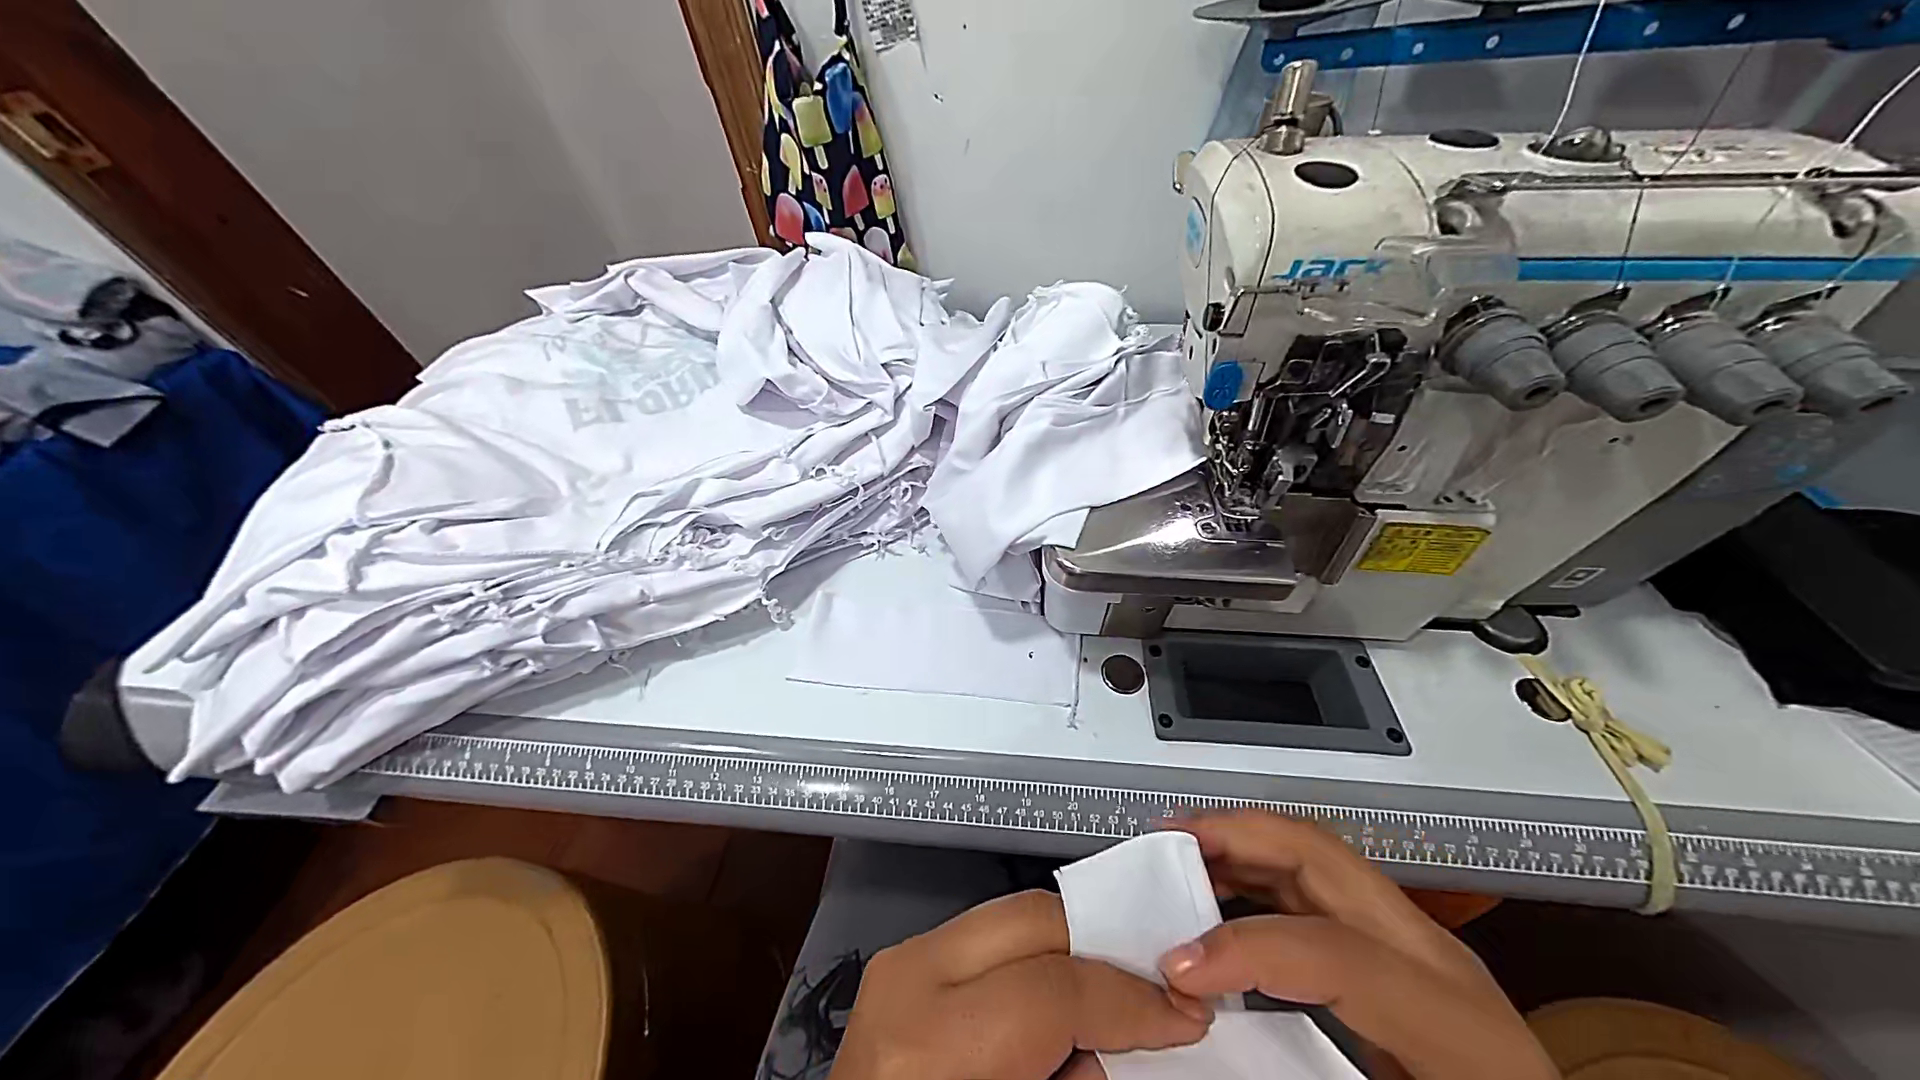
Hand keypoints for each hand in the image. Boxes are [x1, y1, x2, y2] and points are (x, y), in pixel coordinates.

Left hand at [830, 889, 1211, 1079]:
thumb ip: (1080, 1070)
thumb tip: (1127, 1033)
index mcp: (933, 1041)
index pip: (1055, 986)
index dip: (1129, 997)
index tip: (1179, 1012)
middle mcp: (909, 979)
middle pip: (1032, 918)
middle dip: (1103, 942)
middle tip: (1154, 985)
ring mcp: (899, 959)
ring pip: (1011, 915)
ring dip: (1069, 944)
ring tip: (1112, 986)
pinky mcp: (900, 959)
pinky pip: (985, 934)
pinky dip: (1030, 953)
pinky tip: (1058, 987)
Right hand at [1158, 811, 1557, 1079]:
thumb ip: (1299, 1066)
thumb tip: (1213, 1044)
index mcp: (1461, 1022)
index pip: (1338, 952)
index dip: (1247, 949)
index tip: (1182, 968)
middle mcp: (1439, 963)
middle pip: (1323, 856)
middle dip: (1237, 833)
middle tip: (1170, 841)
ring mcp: (1418, 947)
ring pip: (1313, 856)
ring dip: (1240, 844)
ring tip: (1183, 857)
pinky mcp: (1396, 952)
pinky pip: (1313, 887)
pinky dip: (1258, 875)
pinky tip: (1224, 893)